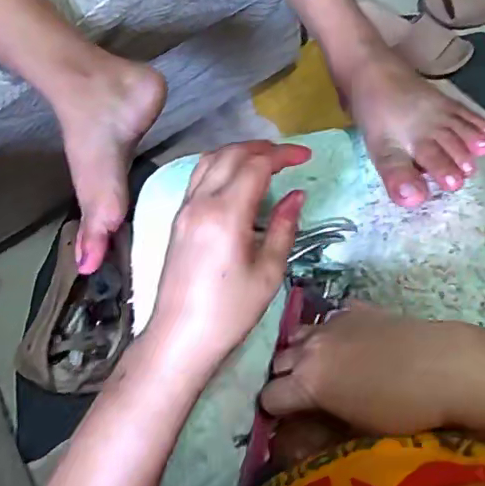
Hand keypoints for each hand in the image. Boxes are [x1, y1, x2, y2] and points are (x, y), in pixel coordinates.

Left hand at [140, 141, 309, 378]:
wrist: (180, 338)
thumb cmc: (229, 312)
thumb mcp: (268, 273)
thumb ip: (284, 228)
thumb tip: (295, 195)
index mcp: (226, 214)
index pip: (256, 165)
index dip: (283, 154)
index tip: (307, 156)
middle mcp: (201, 202)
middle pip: (231, 154)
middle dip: (262, 148)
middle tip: (289, 156)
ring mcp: (185, 209)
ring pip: (210, 160)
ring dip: (239, 152)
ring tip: (265, 160)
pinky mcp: (177, 219)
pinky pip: (199, 176)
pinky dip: (221, 165)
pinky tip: (237, 179)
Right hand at [260, 304, 483, 434]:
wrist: (446, 365)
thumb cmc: (403, 410)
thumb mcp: (358, 433)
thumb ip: (321, 433)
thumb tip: (296, 442)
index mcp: (307, 380)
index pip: (268, 396)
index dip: (273, 412)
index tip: (286, 422)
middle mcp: (312, 346)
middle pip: (278, 361)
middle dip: (284, 379)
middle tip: (302, 397)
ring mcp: (334, 322)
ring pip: (299, 334)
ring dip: (301, 352)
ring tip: (320, 368)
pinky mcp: (358, 309)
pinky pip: (330, 317)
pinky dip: (331, 331)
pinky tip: (348, 343)